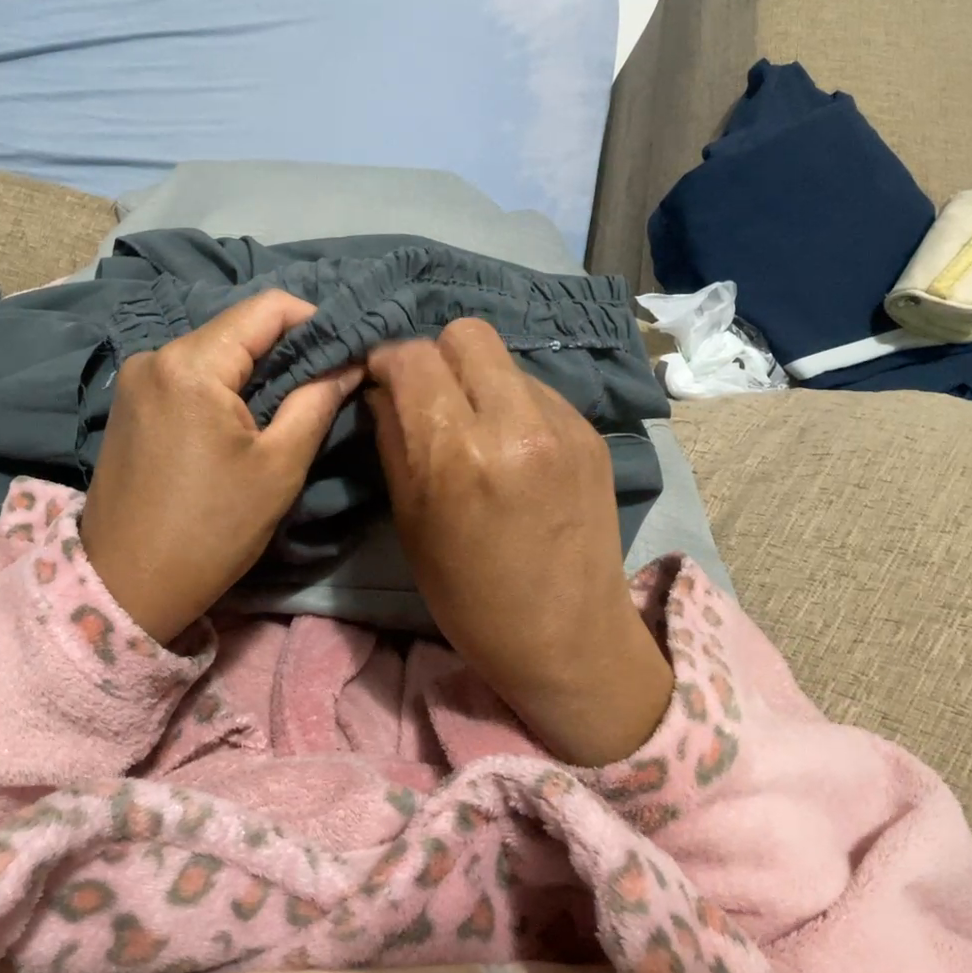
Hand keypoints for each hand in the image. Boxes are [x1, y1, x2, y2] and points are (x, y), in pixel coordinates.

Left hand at [81, 290, 362, 643]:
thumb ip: (317, 401)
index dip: (315, 321)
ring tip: (287, 407)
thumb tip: (350, 361)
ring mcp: (136, 378)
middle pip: (237, 327)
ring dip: (255, 370)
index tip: (346, 352)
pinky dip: (224, 386)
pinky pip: (188, 374)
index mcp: (191, 363)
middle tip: (326, 383)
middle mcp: (155, 355)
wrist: (126, 586)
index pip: (267, 308)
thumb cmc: (211, 530)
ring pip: (213, 351)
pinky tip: (241, 421)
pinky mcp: (130, 403)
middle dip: (287, 349)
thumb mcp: (278, 467)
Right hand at [367, 320, 673, 765]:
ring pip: (504, 359)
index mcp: (458, 452)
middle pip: (466, 333)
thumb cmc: (470, 597)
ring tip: (473, 426)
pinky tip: (512, 448)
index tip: (380, 382)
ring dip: (476, 379)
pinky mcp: (591, 433)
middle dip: (435, 357)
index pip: (412, 357)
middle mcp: (516, 422)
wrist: (568, 639)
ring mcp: (563, 424)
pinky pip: (537, 390)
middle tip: (428, 399)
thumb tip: (381, 391)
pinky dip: (512, 404)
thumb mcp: (411, 522)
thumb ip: (392, 441)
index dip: (386, 360)